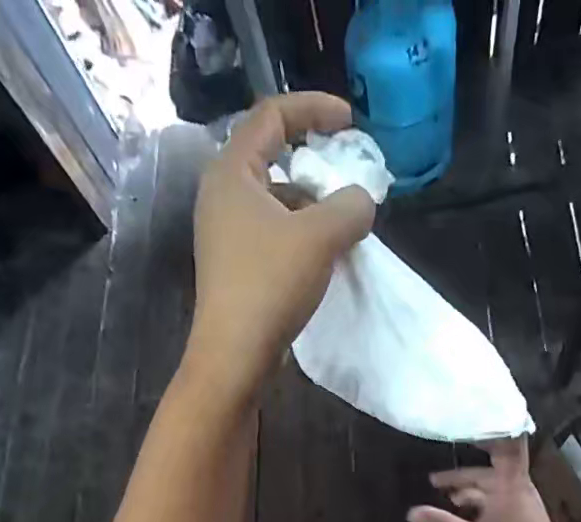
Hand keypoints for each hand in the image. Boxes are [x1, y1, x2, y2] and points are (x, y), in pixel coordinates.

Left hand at [189, 92, 376, 394]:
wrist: (233, 355)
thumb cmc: (270, 284)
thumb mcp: (322, 235)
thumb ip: (352, 204)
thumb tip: (360, 201)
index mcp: (231, 173)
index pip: (271, 114)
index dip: (314, 107)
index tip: (351, 123)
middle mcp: (220, 196)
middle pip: (272, 155)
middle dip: (316, 161)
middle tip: (348, 178)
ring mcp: (224, 233)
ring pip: (274, 199)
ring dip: (311, 203)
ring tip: (343, 225)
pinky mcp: (232, 265)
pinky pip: (271, 231)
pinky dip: (299, 232)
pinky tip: (323, 255)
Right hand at [407, 438, 580, 521]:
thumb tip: (411, 512)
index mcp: (509, 484)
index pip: (507, 445)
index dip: (493, 430)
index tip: (473, 419)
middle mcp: (517, 487)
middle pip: (489, 470)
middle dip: (461, 475)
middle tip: (433, 481)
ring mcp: (521, 502)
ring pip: (491, 488)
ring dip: (468, 491)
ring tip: (445, 500)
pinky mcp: (521, 517)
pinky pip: (496, 501)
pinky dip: (478, 504)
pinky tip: (464, 517)